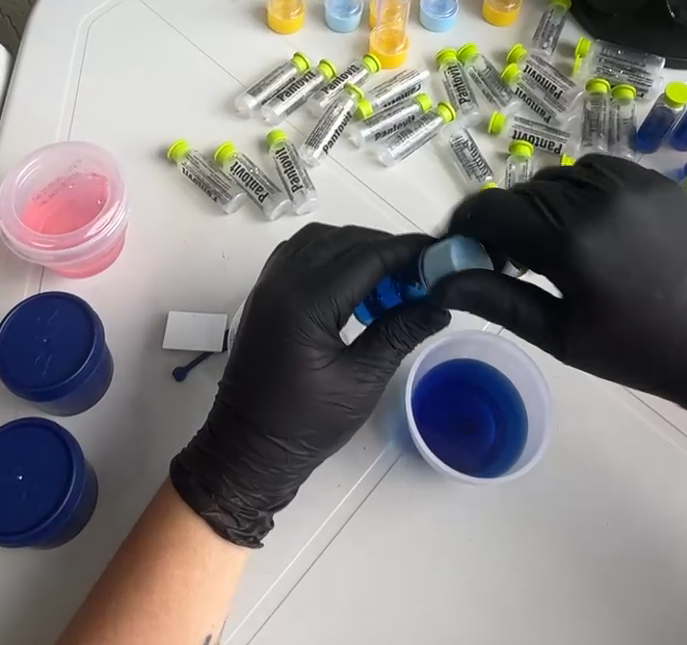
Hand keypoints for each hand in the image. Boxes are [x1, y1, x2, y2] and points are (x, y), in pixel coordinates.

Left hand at [170, 224, 449, 546]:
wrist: (247, 447)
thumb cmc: (305, 423)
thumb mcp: (362, 380)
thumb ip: (399, 333)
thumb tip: (440, 304)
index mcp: (306, 301)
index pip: (366, 256)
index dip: (406, 250)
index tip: (439, 253)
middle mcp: (284, 279)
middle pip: (344, 240)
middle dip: (386, 248)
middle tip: (421, 272)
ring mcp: (269, 282)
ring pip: (320, 239)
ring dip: (357, 246)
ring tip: (390, 277)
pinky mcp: (265, 291)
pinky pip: (301, 251)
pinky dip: (331, 253)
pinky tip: (354, 280)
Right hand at [437, 154, 686, 439]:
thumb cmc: (642, 350)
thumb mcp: (561, 336)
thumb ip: (497, 299)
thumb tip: (441, 281)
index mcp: (567, 240)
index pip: (489, 210)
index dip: (466, 226)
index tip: (465, 248)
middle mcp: (593, 197)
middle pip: (521, 193)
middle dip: (506, 222)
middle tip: (514, 260)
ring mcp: (628, 182)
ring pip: (556, 177)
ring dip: (542, 205)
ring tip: (556, 243)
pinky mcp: (653, 179)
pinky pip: (596, 171)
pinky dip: (579, 192)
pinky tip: (592, 225)